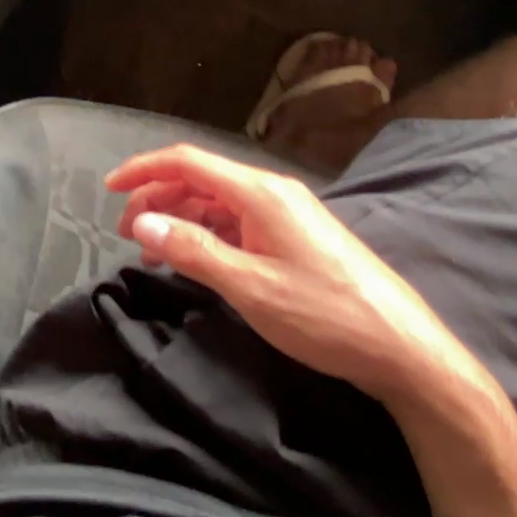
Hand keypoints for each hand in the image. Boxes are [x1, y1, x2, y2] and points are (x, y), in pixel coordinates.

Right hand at [108, 144, 480, 403]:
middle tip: (128, 233)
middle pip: (199, 180)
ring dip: (179, 218)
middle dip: (157, 198)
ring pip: (216, 202)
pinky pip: (236, 222)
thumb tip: (143, 223)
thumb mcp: (250, 287)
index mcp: (260, 193)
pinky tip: (193, 259)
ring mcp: (287, 215)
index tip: (109, 189)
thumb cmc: (326, 316)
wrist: (407, 354)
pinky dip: (205, 234)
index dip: (143, 169)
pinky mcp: (295, 238)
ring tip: (153, 250)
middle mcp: (272, 193)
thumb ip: (192, 251)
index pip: (187, 162)